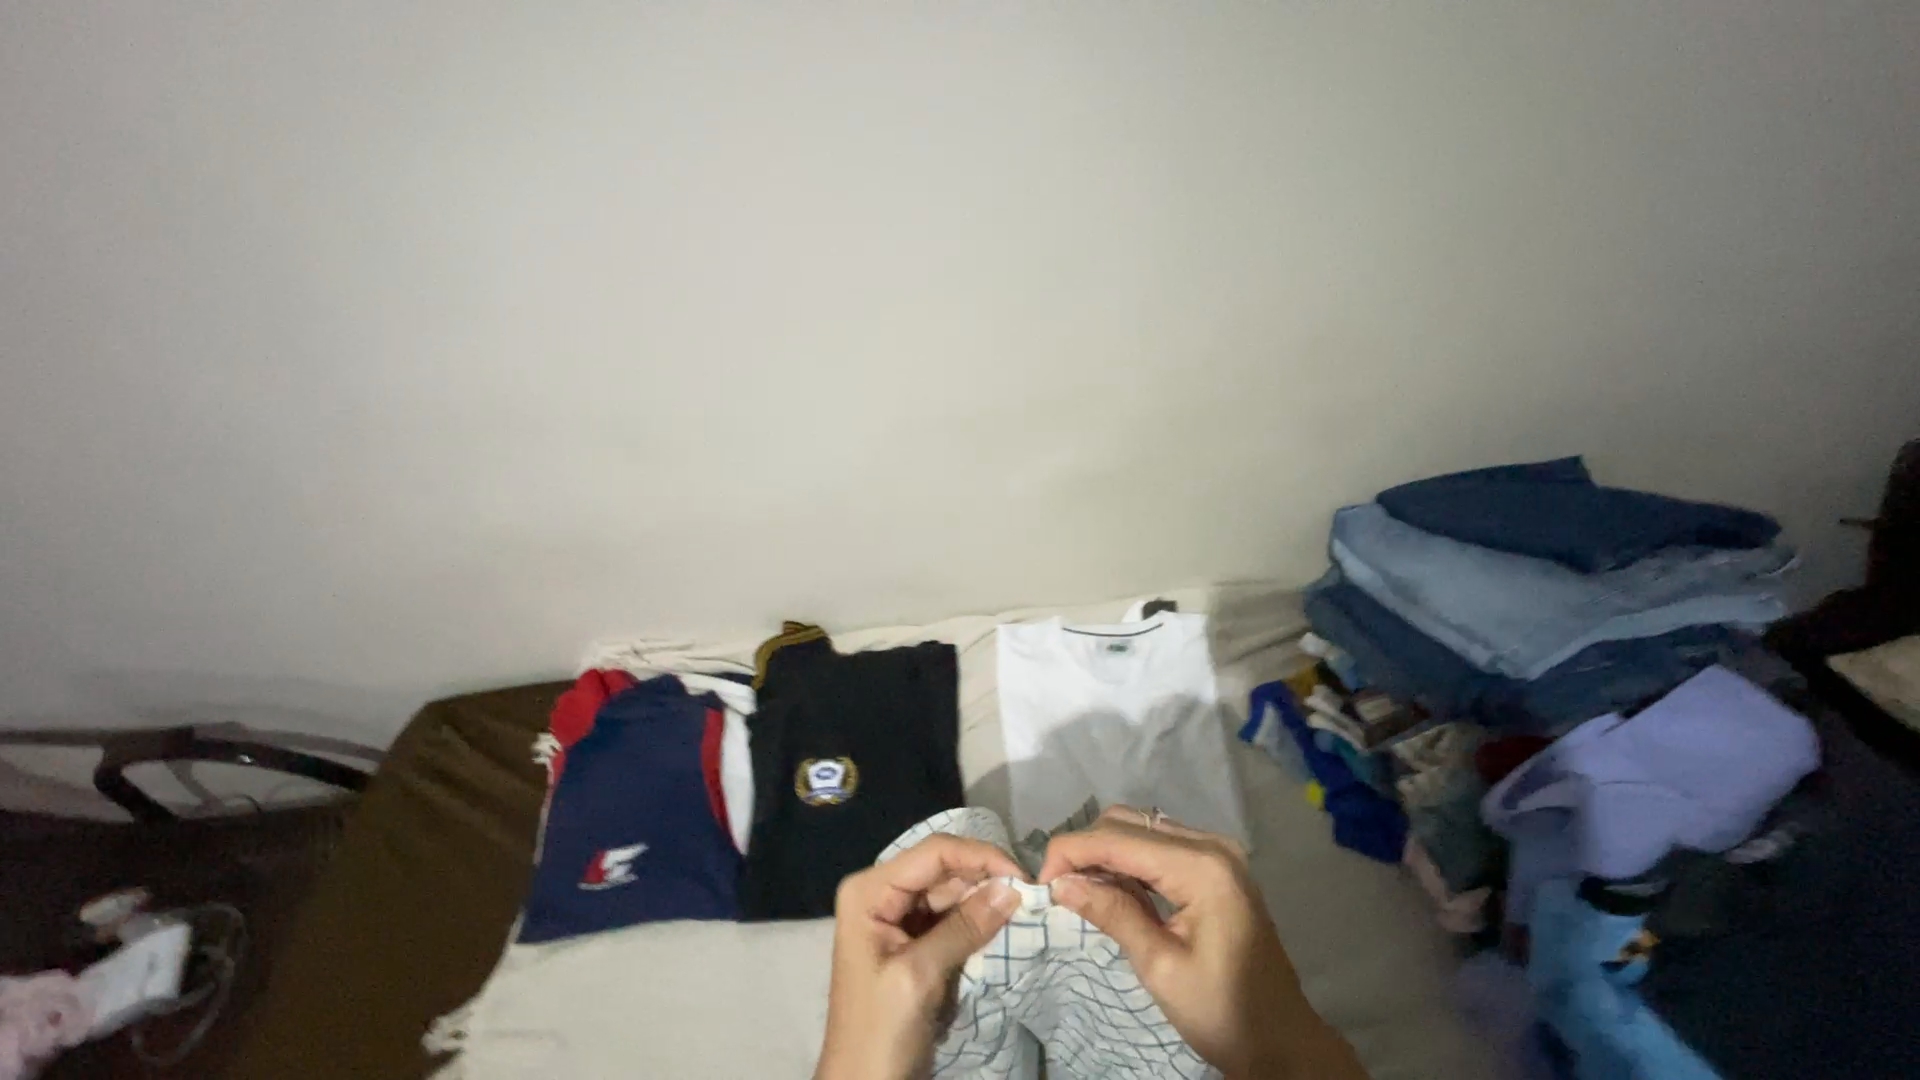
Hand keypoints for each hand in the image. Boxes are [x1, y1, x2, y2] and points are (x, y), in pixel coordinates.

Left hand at [814, 835, 1024, 1079]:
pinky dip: (974, 919)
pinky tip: (999, 923)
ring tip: (1021, 908)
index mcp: (870, 890)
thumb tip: (1012, 889)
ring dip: (983, 898)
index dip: (979, 857)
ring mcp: (895, 916)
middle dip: (984, 877)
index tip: (1023, 877)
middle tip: (1030, 895)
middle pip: (942, 868)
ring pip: (949, 891)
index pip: (933, 853)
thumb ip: (964, 927)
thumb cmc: (879, 1031)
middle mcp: (880, 892)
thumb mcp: (920, 976)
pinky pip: (948, 916)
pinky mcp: (912, 941)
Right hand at [1040, 807, 1368, 1079]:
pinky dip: (1128, 859)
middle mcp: (1210, 843)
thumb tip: (1059, 883)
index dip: (1071, 852)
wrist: (1284, 1041)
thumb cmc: (1223, 1012)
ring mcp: (1216, 850)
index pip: (1118, 839)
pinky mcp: (1215, 863)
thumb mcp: (1160, 968)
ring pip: (1139, 827)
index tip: (1041, 883)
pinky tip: (1112, 889)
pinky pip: (1158, 843)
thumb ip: (1112, 914)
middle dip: (1085, 848)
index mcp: (1201, 866)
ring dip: (1104, 852)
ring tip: (1080, 890)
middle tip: (1059, 889)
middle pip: (1127, 822)